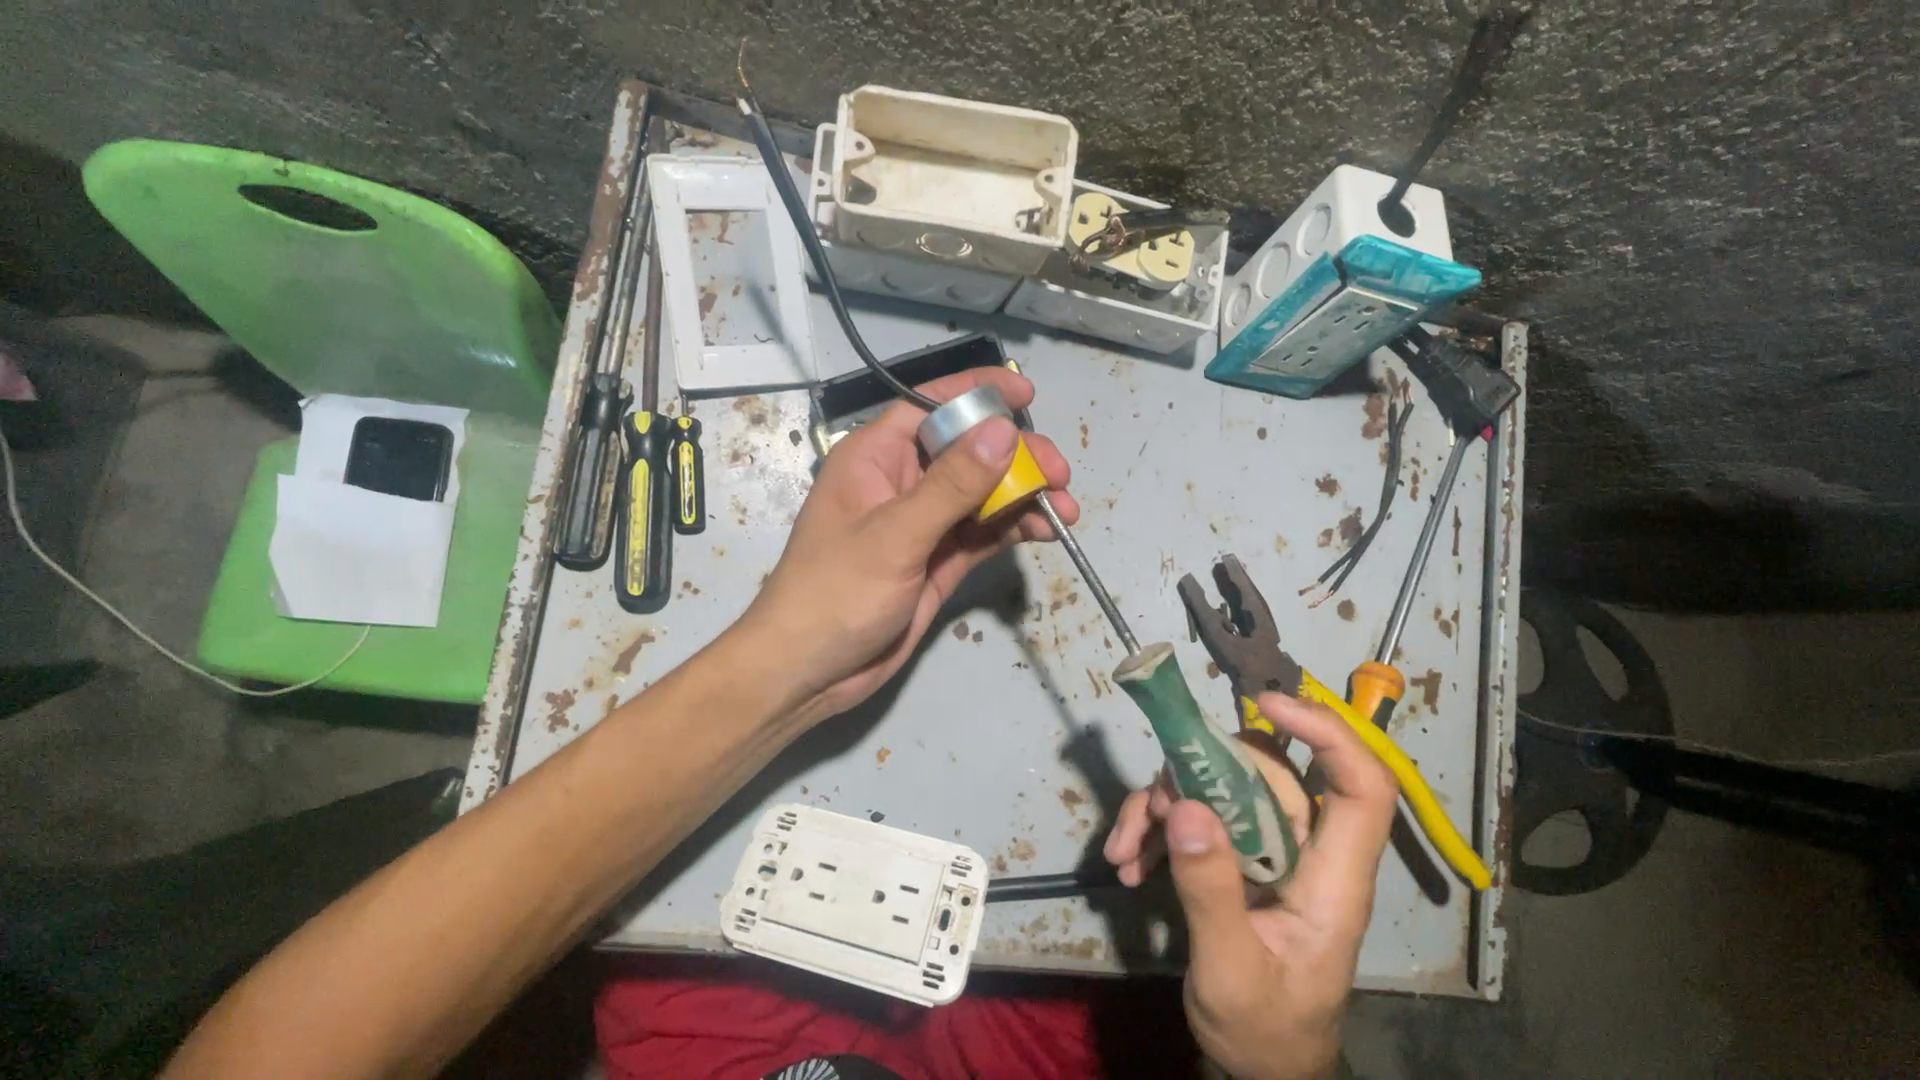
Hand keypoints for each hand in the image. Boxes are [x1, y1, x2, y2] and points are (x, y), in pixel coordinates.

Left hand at [734, 367, 1077, 727]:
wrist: (809, 672)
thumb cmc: (836, 592)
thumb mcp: (895, 535)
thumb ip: (952, 485)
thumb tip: (1004, 432)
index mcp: (876, 458)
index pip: (931, 407)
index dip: (978, 394)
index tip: (1026, 393)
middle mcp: (903, 483)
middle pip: (968, 451)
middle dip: (1016, 457)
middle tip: (1059, 474)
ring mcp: (924, 524)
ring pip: (984, 494)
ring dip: (1024, 496)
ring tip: (1065, 508)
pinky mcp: (940, 561)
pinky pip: (985, 533)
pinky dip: (1015, 529)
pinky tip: (1046, 530)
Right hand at [1103, 695, 1398, 1079]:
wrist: (1258, 1070)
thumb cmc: (1265, 1031)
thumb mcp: (1232, 971)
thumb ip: (1211, 893)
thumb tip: (1186, 806)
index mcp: (1333, 879)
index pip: (1360, 786)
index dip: (1326, 732)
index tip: (1266, 703)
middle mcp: (1304, 852)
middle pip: (1270, 773)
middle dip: (1205, 772)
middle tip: (1155, 805)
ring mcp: (1267, 854)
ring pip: (1223, 788)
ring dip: (1165, 804)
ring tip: (1127, 847)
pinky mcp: (1233, 861)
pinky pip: (1195, 818)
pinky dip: (1156, 830)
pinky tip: (1128, 865)